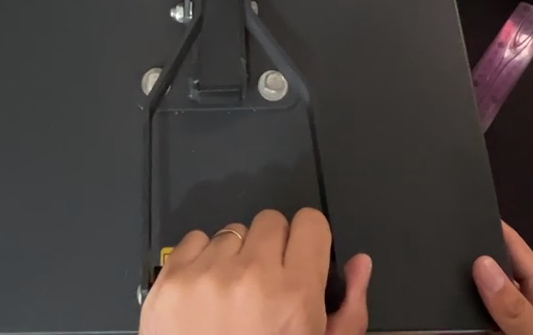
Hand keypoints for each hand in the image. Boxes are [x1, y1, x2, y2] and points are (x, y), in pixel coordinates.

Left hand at [140, 208, 371, 334]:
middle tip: (265, 286)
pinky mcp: (172, 281)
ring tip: (233, 299)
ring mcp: (207, 276)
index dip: (308, 241)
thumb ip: (348, 312)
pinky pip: (195, 240)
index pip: (311, 222)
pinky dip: (201, 262)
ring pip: (233, 231)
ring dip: (235, 258)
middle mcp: (251, 278)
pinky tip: (206, 296)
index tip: (302, 257)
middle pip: (271, 221)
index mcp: (294, 298)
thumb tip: (360, 265)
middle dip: (271, 248)